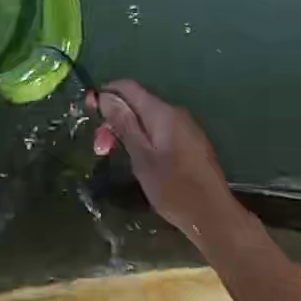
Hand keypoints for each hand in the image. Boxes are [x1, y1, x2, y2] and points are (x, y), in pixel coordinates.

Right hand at [86, 80, 239, 241]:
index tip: (88, 109)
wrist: (212, 213)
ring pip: (149, 117)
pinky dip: (144, 136)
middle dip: (116, 117)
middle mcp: (176, 112)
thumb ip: (124, 125)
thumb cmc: (173, 188)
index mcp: (163, 112)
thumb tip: (105, 96)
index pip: (130, 87)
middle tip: (100, 147)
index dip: (107, 93)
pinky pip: (161, 129)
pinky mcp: (191, 141)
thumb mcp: (142, 158)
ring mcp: (186, 126)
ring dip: (128, 129)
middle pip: (139, 102)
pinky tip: (137, 157)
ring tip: (114, 153)